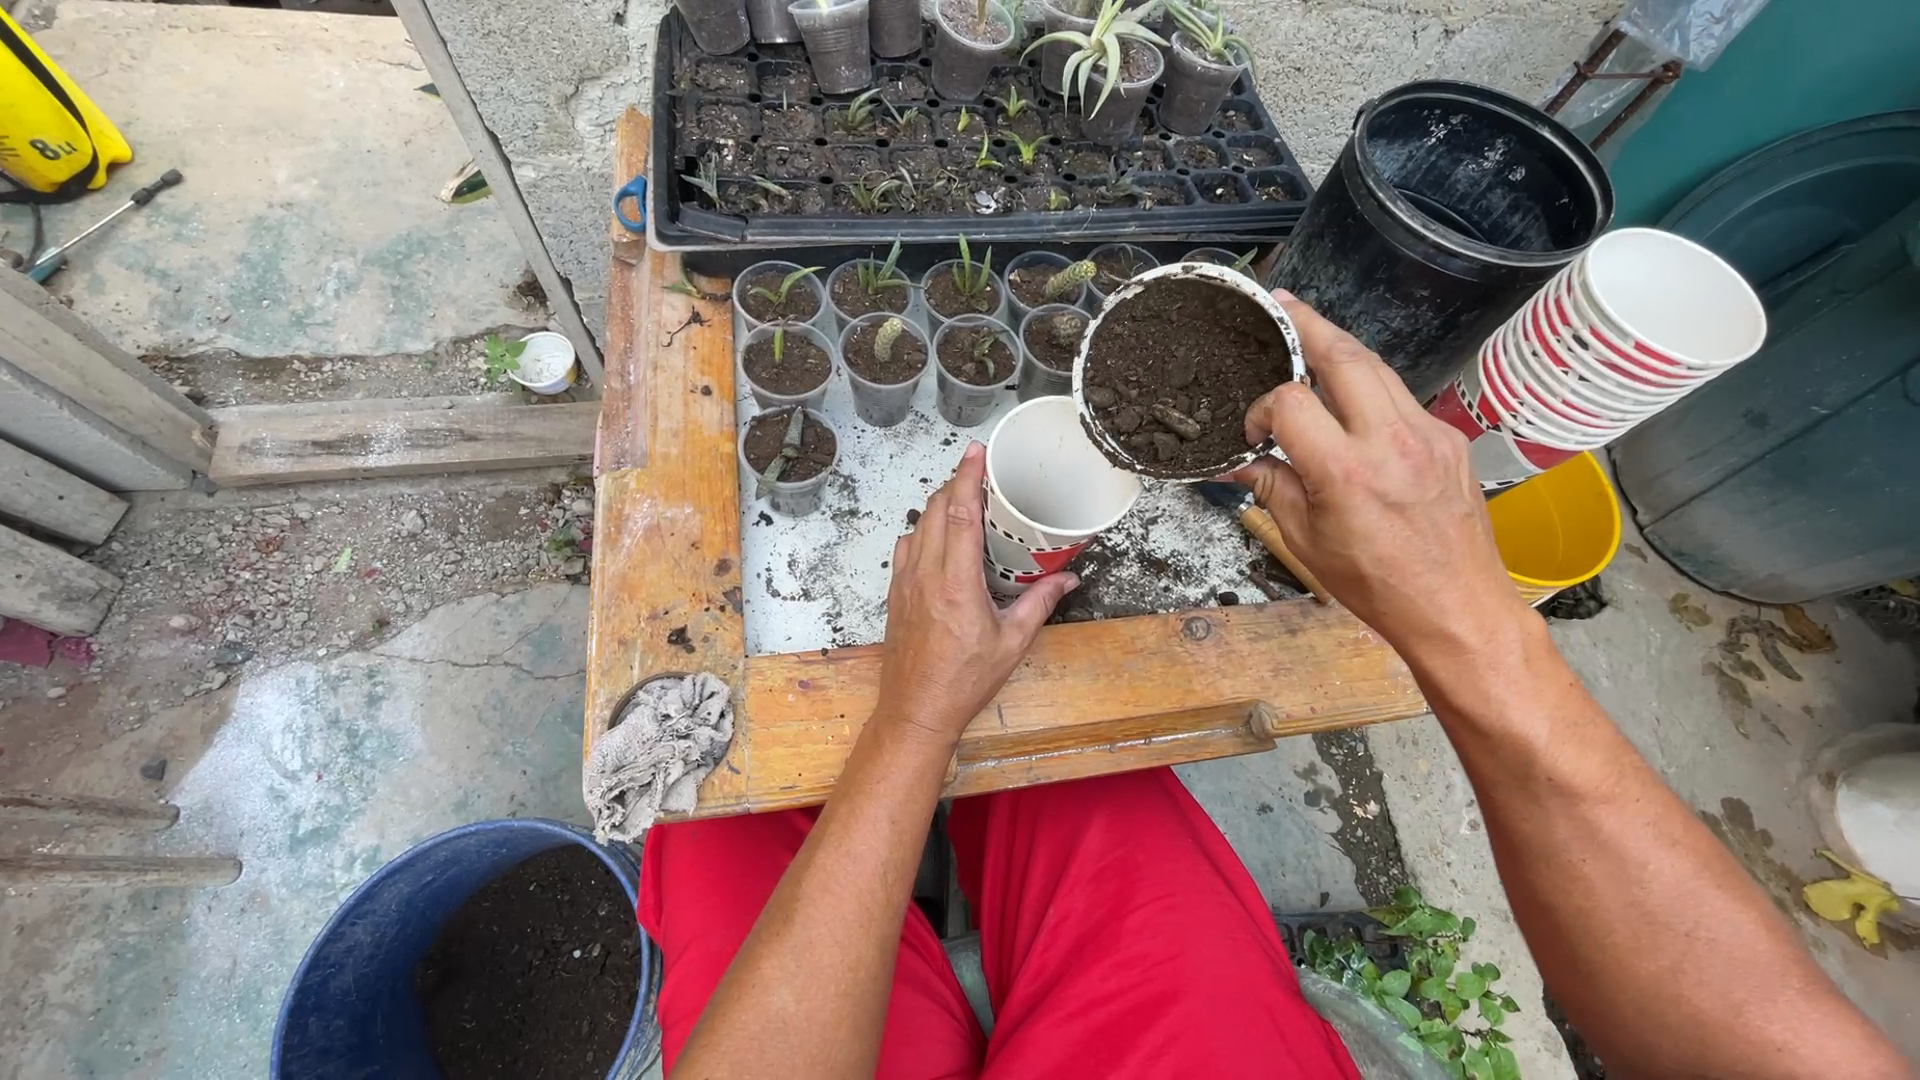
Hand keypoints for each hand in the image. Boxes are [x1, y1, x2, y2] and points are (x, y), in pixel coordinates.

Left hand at [874, 443, 1078, 747]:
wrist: (916, 710)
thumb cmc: (964, 681)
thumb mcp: (1012, 643)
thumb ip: (1040, 603)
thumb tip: (1068, 579)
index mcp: (955, 584)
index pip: (960, 515)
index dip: (968, 477)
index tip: (978, 452)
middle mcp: (925, 575)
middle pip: (935, 511)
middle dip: (956, 483)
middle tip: (979, 470)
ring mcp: (904, 583)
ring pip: (917, 526)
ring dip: (938, 506)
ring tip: (964, 501)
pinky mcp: (895, 593)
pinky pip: (906, 547)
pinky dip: (923, 530)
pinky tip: (939, 539)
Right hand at [1228, 290, 1531, 660]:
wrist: (1456, 606)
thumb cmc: (1375, 584)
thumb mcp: (1306, 541)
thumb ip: (1274, 488)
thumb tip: (1244, 462)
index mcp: (1346, 472)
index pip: (1291, 404)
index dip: (1262, 409)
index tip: (1254, 433)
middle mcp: (1391, 441)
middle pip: (1345, 357)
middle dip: (1308, 324)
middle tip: (1280, 304)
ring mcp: (1427, 434)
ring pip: (1378, 366)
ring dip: (1340, 345)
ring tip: (1310, 330)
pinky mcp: (1448, 439)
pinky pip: (1401, 395)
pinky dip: (1368, 382)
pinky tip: (1350, 391)